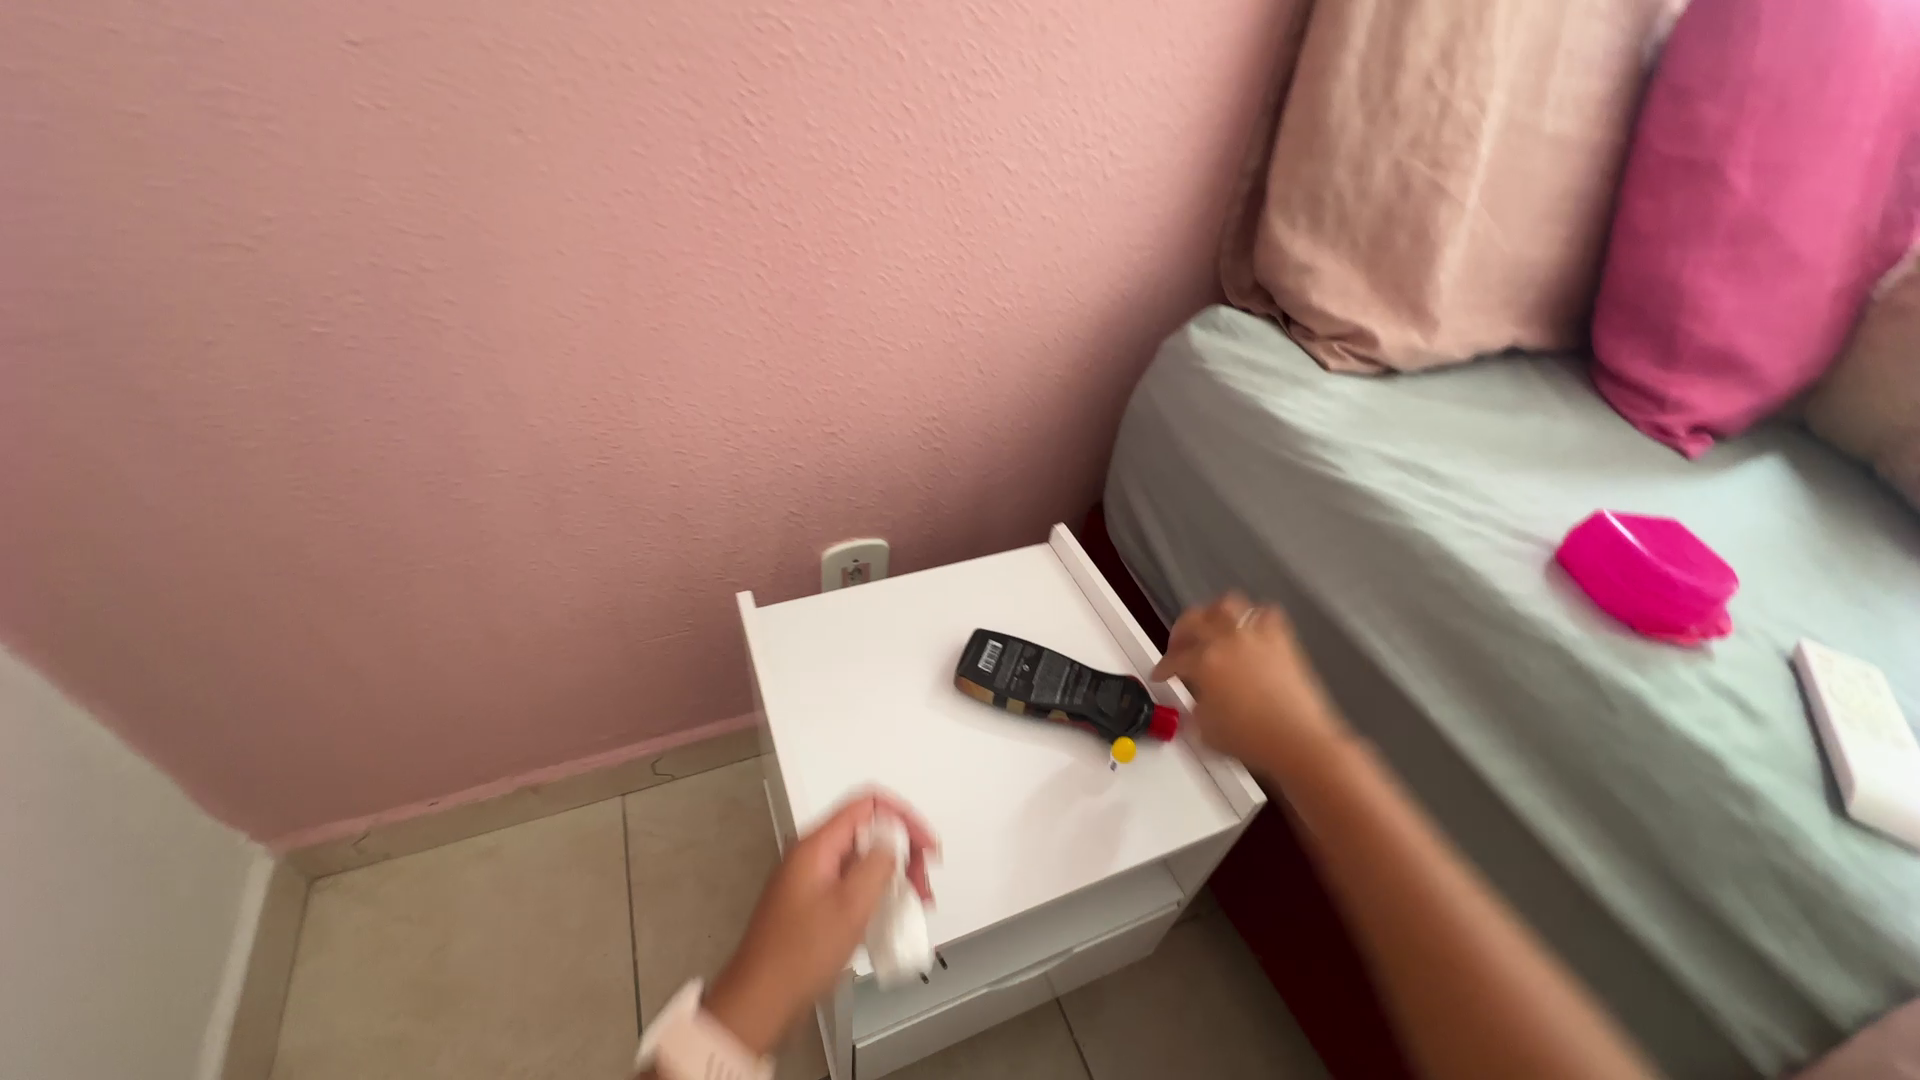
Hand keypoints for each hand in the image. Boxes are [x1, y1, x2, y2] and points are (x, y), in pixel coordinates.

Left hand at [703, 791, 937, 1055]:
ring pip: (862, 861)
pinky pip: (852, 884)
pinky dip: (876, 893)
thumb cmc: (800, 956)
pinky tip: (892, 915)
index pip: (868, 806)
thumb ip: (878, 863)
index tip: (926, 846)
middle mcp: (812, 855)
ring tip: (916, 902)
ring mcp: (811, 880)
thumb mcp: (850, 905)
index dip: (903, 819)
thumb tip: (894, 839)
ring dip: (893, 876)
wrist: (760, 1001)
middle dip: (902, 852)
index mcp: (817, 845)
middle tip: (923, 881)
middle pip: (867, 833)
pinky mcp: (812, 904)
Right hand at [1151, 592, 1347, 774]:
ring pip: (1228, 605)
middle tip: (1180, 646)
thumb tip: (1199, 701)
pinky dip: (1255, 617)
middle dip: (1181, 632)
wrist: (1297, 741)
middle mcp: (1227, 641)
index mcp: (1203, 662)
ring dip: (1214, 614)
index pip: (1173, 659)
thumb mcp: (1205, 728)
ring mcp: (1255, 637)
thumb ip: (1195, 706)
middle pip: (1193, 620)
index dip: (1162, 667)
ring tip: (1212, 627)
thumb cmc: (1250, 739)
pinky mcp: (1282, 641)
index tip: (1161, 674)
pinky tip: (1251, 631)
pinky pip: (1266, 614)